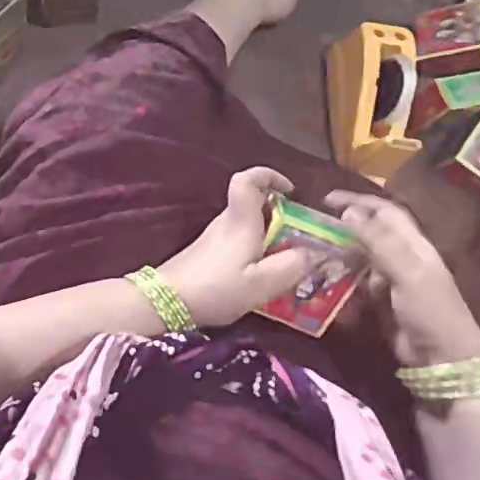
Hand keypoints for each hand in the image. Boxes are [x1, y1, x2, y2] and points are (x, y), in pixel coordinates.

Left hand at [157, 168, 318, 326]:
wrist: (165, 303)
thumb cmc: (216, 289)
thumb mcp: (262, 284)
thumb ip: (292, 266)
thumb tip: (314, 252)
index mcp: (240, 221)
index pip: (247, 179)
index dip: (269, 176)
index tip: (290, 192)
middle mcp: (225, 223)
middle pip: (253, 205)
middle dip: (280, 216)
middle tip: (299, 240)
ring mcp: (213, 238)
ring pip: (246, 226)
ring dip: (268, 237)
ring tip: (284, 264)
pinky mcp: (205, 253)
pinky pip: (236, 242)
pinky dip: (252, 251)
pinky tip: (258, 276)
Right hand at [326, 190, 479, 366]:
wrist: (441, 359)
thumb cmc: (430, 310)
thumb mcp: (408, 272)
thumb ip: (379, 242)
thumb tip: (348, 213)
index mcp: (414, 244)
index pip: (385, 211)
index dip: (358, 201)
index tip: (326, 198)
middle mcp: (402, 257)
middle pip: (370, 232)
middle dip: (343, 224)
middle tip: (311, 224)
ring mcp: (390, 280)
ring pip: (360, 256)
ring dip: (338, 251)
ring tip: (310, 249)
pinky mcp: (379, 302)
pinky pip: (355, 282)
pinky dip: (339, 277)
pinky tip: (322, 277)